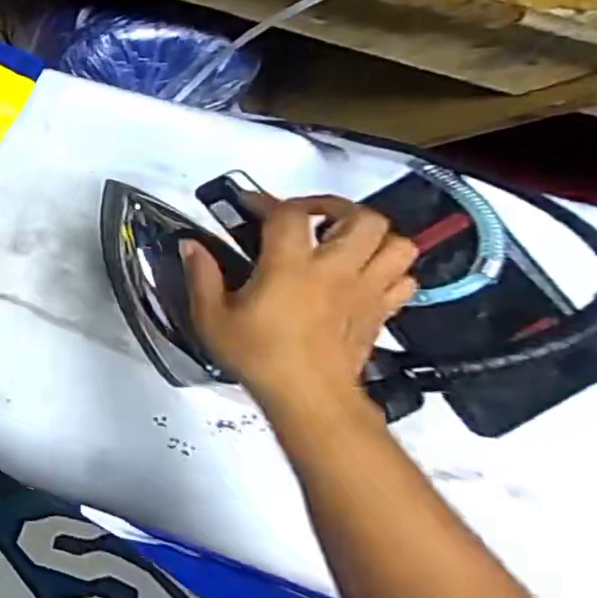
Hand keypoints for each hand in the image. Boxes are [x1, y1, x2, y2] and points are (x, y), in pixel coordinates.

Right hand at [182, 196, 417, 418]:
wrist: (308, 396)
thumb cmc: (258, 356)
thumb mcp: (210, 315)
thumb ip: (201, 275)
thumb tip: (191, 247)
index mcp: (290, 268)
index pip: (289, 215)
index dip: (267, 201)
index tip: (248, 204)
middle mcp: (335, 272)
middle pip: (362, 218)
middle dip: (333, 206)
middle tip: (305, 214)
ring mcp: (365, 291)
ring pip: (397, 243)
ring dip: (371, 234)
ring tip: (340, 238)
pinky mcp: (380, 311)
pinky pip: (405, 277)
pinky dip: (389, 266)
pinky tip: (362, 271)